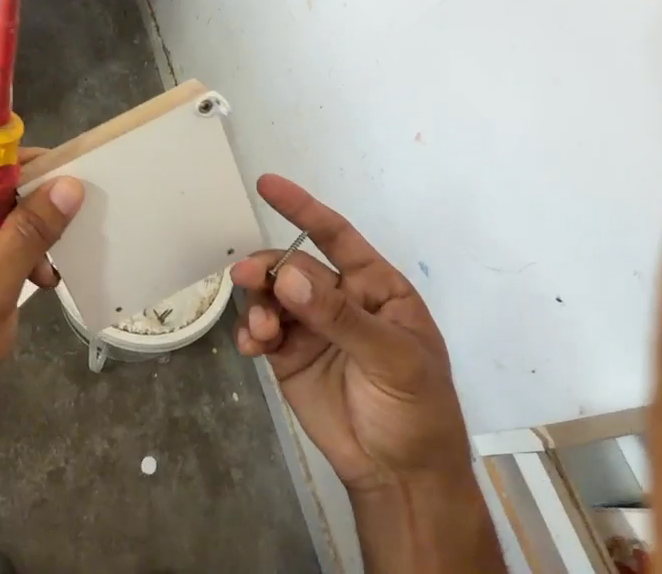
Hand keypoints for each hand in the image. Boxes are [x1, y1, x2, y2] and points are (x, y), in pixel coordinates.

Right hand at [231, 174, 471, 492]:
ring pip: (271, 294)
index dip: (303, 209)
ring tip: (261, 333)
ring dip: (259, 304)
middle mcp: (340, 300)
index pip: (337, 238)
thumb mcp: (391, 360)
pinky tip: (252, 347)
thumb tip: (288, 275)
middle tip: (245, 278)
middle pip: (293, 265)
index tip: (267, 184)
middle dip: (268, 267)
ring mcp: (311, 326)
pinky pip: (259, 328)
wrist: (398, 477)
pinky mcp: (287, 354)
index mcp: (376, 290)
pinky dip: (250, 332)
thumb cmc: (416, 411)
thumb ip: (339, 317)